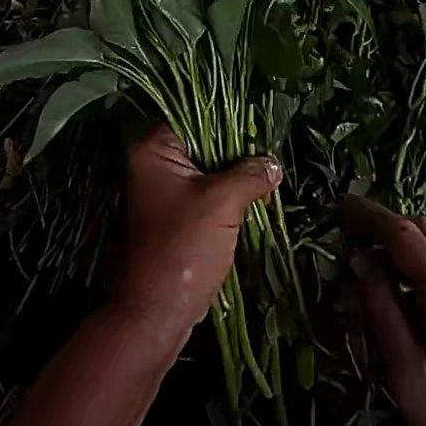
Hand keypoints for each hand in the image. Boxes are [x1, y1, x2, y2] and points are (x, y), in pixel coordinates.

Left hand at [113, 125, 281, 331]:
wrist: (157, 312)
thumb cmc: (183, 247)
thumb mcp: (223, 202)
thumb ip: (250, 174)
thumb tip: (274, 163)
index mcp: (153, 147)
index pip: (193, 113)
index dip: (228, 120)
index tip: (259, 129)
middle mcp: (151, 161)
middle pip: (200, 140)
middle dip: (235, 151)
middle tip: (266, 158)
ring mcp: (160, 188)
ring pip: (205, 167)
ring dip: (233, 175)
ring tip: (265, 180)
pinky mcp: (171, 212)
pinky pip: (202, 191)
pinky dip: (225, 195)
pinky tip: (252, 200)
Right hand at [343, 196, 425, 425]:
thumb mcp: (412, 381)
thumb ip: (384, 316)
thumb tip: (359, 261)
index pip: (405, 234)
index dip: (369, 215)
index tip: (338, 205)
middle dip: (385, 227)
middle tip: (348, 240)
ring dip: (403, 250)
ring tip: (367, 272)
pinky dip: (421, 271)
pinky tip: (401, 299)